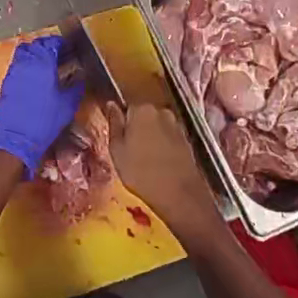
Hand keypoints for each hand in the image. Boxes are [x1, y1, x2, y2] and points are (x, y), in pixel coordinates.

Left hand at [0, 36, 83, 176]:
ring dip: (35, 56)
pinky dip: (27, 67)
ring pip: (23, 54)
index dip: (62, 44)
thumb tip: (80, 77)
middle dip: (47, 47)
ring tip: (48, 67)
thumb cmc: (45, 120)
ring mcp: (13, 72)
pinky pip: (17, 66)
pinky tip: (36, 79)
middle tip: (59, 56)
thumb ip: (76, 86)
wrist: (17, 138)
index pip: (51, 43)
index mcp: (42, 62)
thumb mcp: (68, 104)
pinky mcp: (6, 83)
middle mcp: (25, 62)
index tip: (70, 50)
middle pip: (35, 45)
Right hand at [104, 102, 221, 238]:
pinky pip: (167, 136)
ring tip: (143, 158)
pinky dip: (161, 144)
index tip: (118, 138)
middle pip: (143, 114)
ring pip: (156, 126)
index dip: (121, 122)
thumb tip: (111, 104)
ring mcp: (176, 124)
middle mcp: (161, 111)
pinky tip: (157, 161)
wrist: (178, 193)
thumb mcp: (117, 149)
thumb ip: (114, 123)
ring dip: (149, 136)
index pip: (126, 107)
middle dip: (136, 127)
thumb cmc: (140, 172)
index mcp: (142, 109)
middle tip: (128, 150)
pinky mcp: (186, 138)